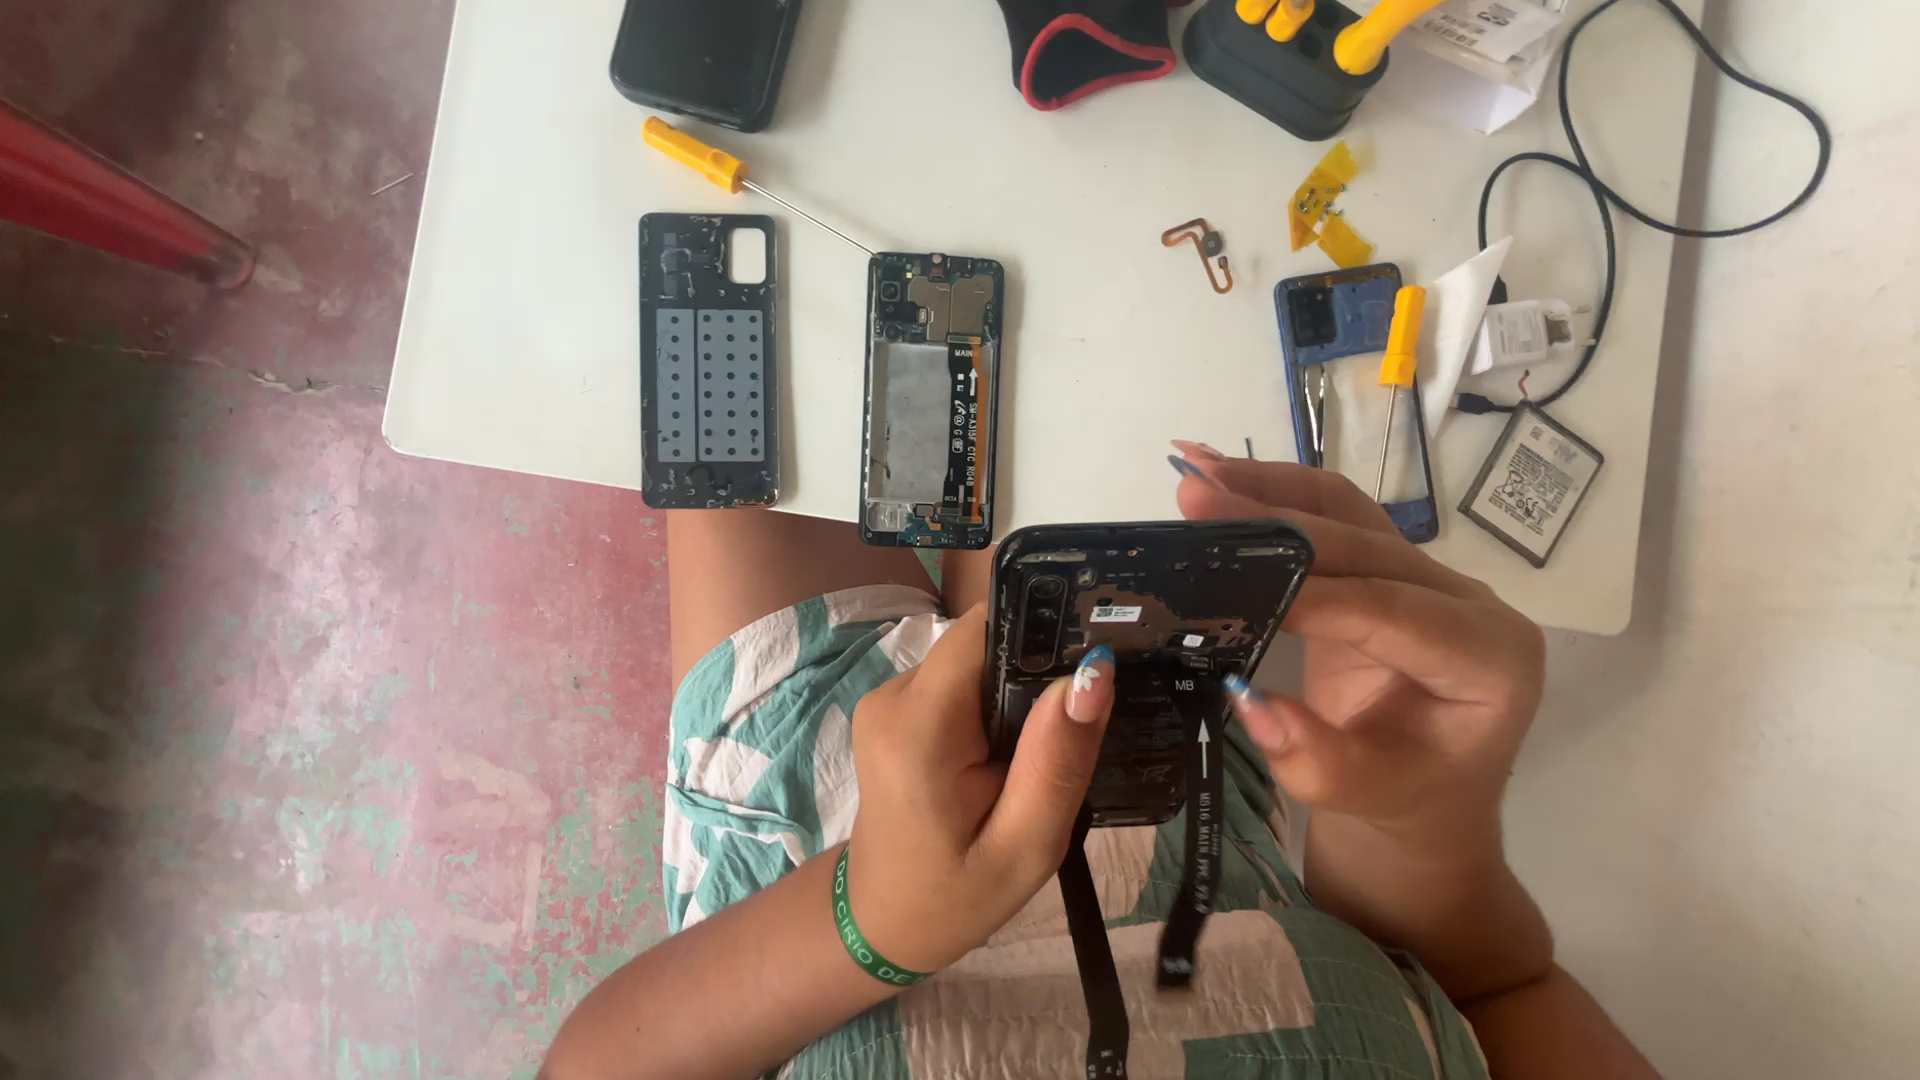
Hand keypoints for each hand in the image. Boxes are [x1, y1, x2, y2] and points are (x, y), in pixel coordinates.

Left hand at [843, 606, 1115, 973]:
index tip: (1087, 664)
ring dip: (1011, 693)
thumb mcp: (1025, 846)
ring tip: (1034, 750)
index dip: (1038, 635)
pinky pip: (955, 681)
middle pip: (980, 646)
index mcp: (918, 728)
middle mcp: (892, 696)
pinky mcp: (892, 707)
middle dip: (1030, 674)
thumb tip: (1094, 672)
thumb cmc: (955, 895)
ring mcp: (886, 698)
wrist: (882, 918)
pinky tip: (1004, 751)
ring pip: (971, 662)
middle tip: (1069, 729)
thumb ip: (1056, 760)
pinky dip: (988, 705)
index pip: (982, 633)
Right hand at [1170, 443, 1545, 844]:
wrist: (1423, 801)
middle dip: (1275, 521)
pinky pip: (1332, 516)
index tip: (1230, 579)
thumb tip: (1245, 697)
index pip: (1391, 610)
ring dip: (1271, 488)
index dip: (1312, 592)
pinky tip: (1222, 476)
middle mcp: (1464, 602)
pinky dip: (1276, 493)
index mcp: (1487, 658)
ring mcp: (1423, 578)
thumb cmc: (1406, 803)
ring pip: (1347, 511)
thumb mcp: (1367, 797)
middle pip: (1364, 544)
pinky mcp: (1381, 571)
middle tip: (1195, 501)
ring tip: (1199, 472)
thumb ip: (1318, 758)